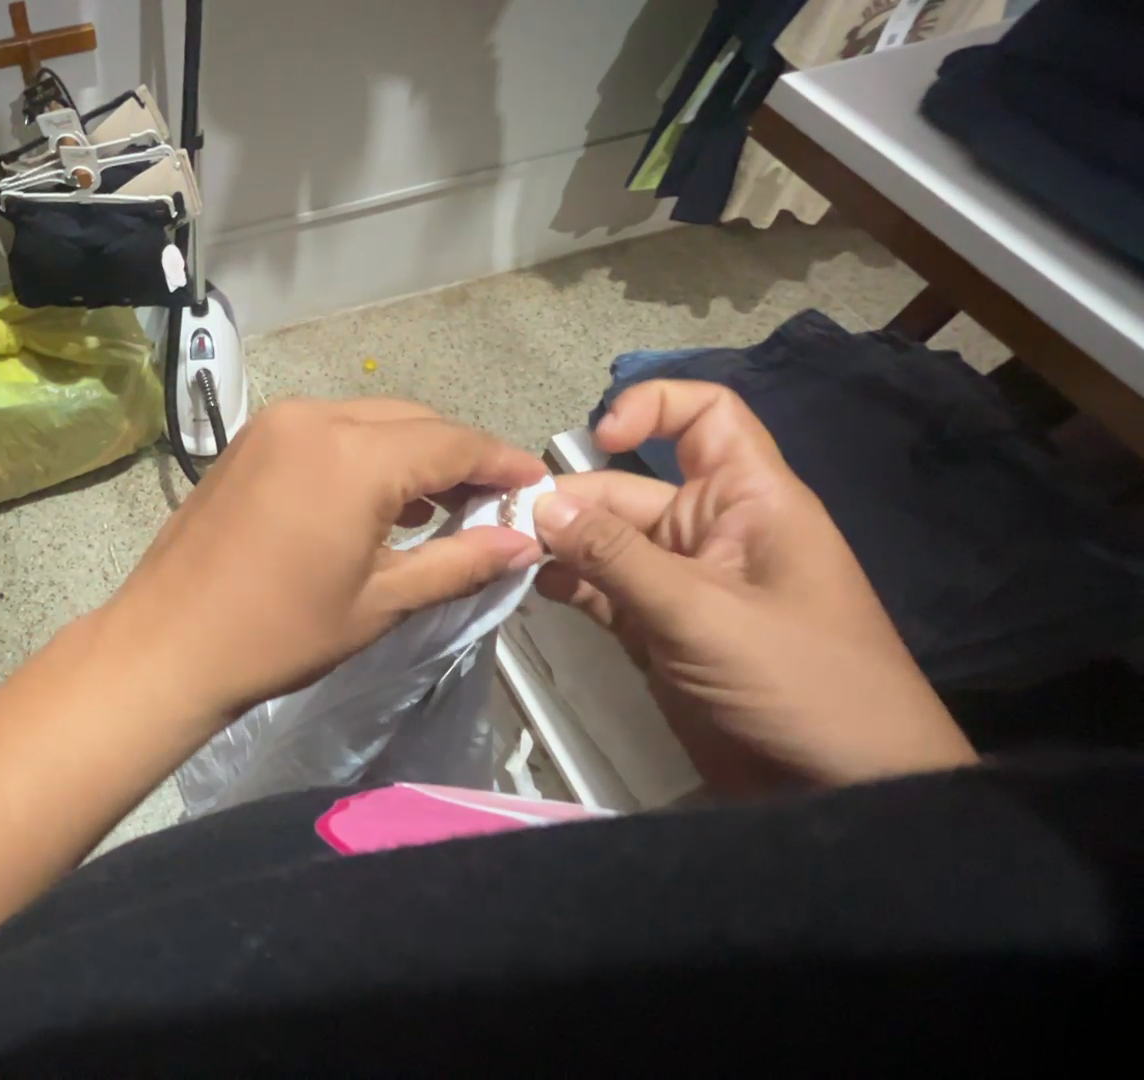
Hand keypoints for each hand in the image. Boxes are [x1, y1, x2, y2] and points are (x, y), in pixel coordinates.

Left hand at [96, 399, 545, 729]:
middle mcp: (314, 418)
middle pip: (411, 422)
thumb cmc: (279, 633)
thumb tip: (523, 542)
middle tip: (489, 503)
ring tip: (440, 507)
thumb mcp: (380, 601)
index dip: (501, 462)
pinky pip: (324, 432)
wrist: (169, 644)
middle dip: (457, 457)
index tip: (535, 486)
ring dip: (408, 454)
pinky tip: (376, 500)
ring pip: (367, 421)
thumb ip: (459, 561)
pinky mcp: (248, 443)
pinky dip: (361, 454)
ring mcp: (273, 425)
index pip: (453, 442)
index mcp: (354, 454)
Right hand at [531, 380, 975, 791]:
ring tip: (505, 557)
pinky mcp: (654, 628)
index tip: (597, 438)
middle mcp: (708, 532)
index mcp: (747, 501)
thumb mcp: (703, 612)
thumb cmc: (799, 682)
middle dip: (569, 502)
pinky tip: (528, 589)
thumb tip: (538, 505)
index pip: (706, 419)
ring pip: (603, 543)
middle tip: (505, 526)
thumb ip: (616, 558)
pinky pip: (599, 589)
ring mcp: (678, 583)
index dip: (651, 409)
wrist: (839, 791)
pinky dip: (564, 586)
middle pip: (626, 490)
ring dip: (556, 546)